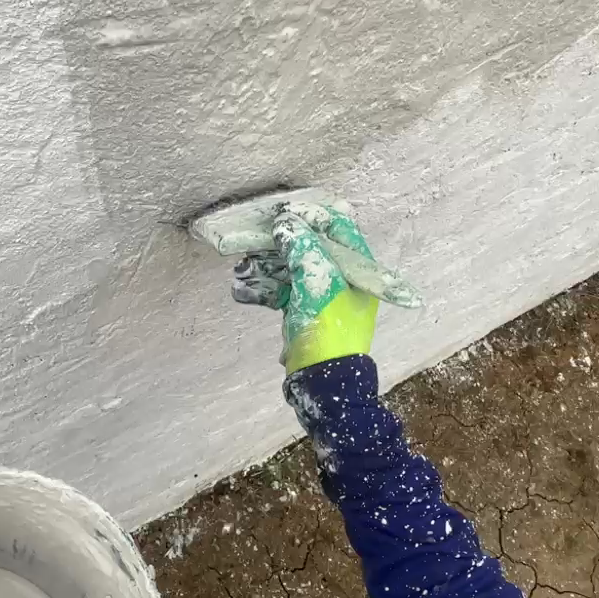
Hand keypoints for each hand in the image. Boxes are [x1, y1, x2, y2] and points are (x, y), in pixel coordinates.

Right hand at [231, 201, 382, 371]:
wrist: (323, 385)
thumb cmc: (328, 332)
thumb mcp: (317, 283)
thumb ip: (302, 247)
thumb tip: (285, 222)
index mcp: (356, 268)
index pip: (336, 226)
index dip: (310, 215)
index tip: (282, 212)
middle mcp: (341, 277)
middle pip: (307, 245)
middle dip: (277, 244)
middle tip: (253, 238)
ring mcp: (321, 295)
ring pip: (288, 267)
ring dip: (263, 266)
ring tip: (242, 270)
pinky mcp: (302, 310)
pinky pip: (280, 289)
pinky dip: (261, 287)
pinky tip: (242, 290)